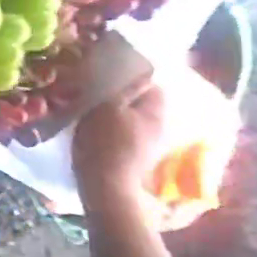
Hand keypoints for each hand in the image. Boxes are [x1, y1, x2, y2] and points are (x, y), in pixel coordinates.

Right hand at [73, 74, 165, 199]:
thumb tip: (143, 73)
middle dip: (125, 98)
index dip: (133, 78)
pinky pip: (128, 134)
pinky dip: (116, 131)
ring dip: (119, 115)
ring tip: (95, 113)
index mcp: (157, 112)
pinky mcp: (137, 158)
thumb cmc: (105, 140)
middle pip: (144, 103)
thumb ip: (126, 88)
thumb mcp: (109, 106)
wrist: (104, 184)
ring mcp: (151, 145)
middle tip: (100, 94)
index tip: (111, 78)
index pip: (153, 85)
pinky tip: (98, 133)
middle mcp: (161, 127)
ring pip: (135, 119)